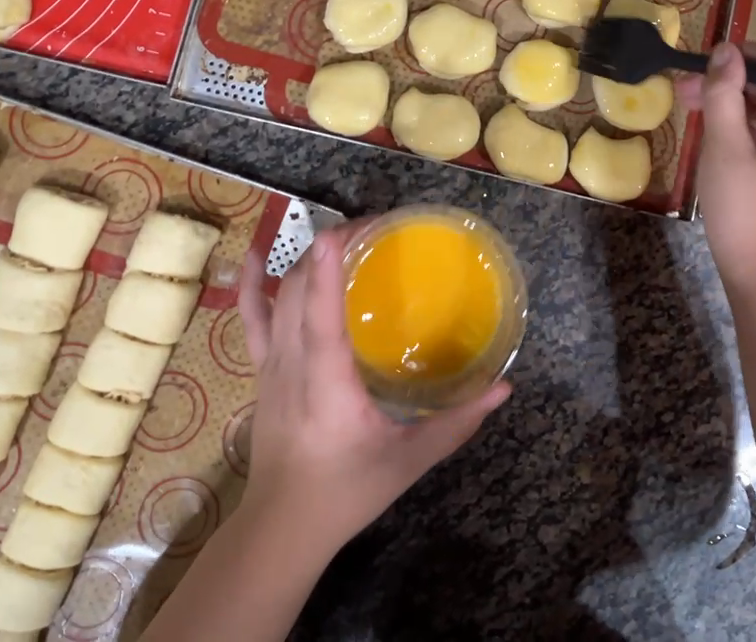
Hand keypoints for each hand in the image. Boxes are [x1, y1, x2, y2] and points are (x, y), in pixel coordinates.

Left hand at [233, 219, 510, 553]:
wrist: (282, 526)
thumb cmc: (346, 491)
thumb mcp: (407, 461)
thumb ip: (456, 424)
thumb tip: (503, 389)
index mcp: (326, 383)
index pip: (320, 318)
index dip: (328, 272)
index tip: (340, 231)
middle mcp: (291, 364)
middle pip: (299, 291)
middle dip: (331, 249)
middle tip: (375, 229)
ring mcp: (270, 365)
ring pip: (279, 297)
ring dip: (307, 259)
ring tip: (341, 234)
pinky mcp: (262, 370)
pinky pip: (252, 318)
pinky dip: (252, 282)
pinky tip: (255, 252)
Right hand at [679, 37, 755, 273]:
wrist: (747, 253)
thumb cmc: (743, 201)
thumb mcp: (726, 143)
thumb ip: (724, 92)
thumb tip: (725, 48)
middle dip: (746, 64)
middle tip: (706, 69)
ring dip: (727, 82)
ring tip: (686, 87)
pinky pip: (751, 106)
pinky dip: (725, 101)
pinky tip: (692, 101)